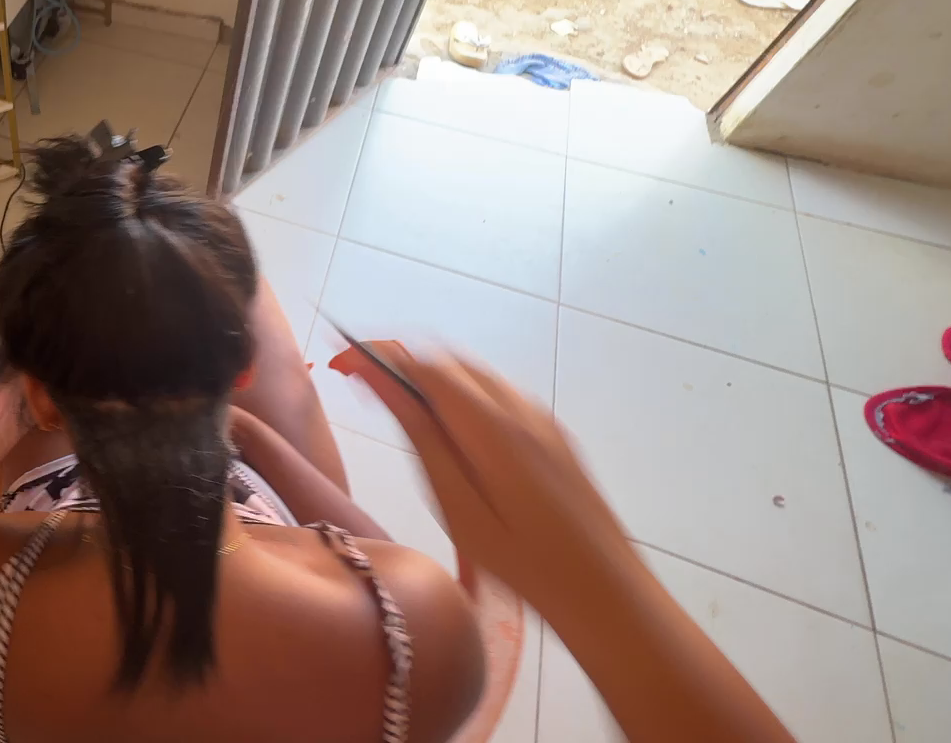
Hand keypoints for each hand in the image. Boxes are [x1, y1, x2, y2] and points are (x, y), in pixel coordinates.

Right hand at [333, 342, 641, 619]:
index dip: (374, 354)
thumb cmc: (519, 558)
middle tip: (361, 387)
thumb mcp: (453, 498)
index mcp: (488, 422)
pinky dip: (458, 390)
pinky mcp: (554, 434)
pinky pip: (495, 391)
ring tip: (397, 406)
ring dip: (428, 375)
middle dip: (397, 361)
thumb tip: (379, 378)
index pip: (420, 362)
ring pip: (471, 372)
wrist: (609, 596)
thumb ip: (418, 430)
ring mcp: (540, 418)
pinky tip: (449, 427)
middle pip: (445, 359)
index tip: (341, 364)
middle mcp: (517, 406)